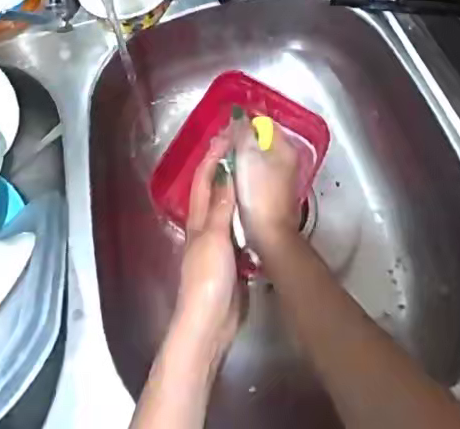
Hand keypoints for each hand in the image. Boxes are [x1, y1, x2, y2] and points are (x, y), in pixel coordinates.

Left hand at [171, 132, 241, 369]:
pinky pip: (239, 229)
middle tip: (244, 148)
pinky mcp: (232, 260)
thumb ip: (221, 206)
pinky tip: (261, 211)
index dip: (213, 155)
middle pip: (215, 190)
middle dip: (225, 167)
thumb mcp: (215, 237)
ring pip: (227, 208)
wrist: (210, 324)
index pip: (203, 178)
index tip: (227, 135)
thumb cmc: (208, 278)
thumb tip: (226, 172)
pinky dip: (247, 214)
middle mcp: (206, 226)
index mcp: (198, 218)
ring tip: (255, 173)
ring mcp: (219, 243)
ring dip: (237, 189)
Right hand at [231, 116, 302, 256]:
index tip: (225, 127)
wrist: (269, 235)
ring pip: (256, 154)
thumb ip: (243, 131)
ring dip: (239, 153)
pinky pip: (255, 170)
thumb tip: (239, 116)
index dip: (244, 120)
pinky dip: (243, 168)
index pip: (263, 121)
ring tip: (221, 157)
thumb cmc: (258, 192)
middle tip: (219, 143)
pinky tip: (230, 173)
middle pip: (260, 138)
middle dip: (239, 137)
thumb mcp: (247, 154)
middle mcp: (286, 158)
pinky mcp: (272, 191)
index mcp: (284, 146)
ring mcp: (280, 175)